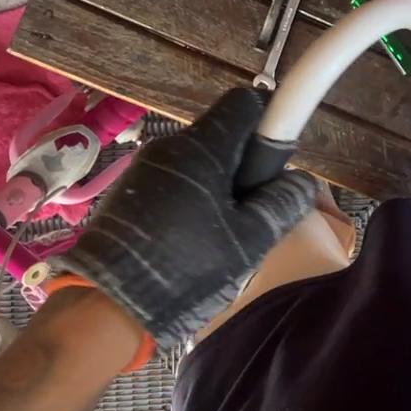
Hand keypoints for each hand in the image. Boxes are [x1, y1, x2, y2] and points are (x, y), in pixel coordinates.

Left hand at [61, 88, 316, 345]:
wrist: (106, 307)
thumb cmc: (187, 267)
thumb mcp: (250, 240)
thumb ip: (282, 203)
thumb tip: (305, 181)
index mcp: (203, 148)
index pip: (243, 103)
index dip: (268, 116)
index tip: (278, 153)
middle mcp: (170, 147)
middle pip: (222, 134)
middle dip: (245, 162)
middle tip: (254, 205)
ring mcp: (144, 169)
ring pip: (199, 159)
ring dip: (219, 183)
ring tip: (224, 229)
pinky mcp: (127, 193)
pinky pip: (174, 179)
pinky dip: (193, 196)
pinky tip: (192, 237)